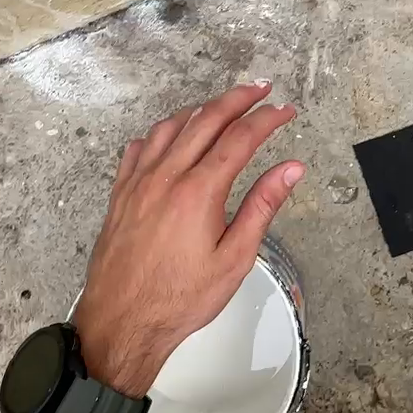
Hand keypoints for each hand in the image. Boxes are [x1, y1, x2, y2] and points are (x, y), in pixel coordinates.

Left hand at [70, 82, 304, 395]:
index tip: (286, 110)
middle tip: (261, 88)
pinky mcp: (120, 193)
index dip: (267, 119)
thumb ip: (263, 206)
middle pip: (206, 119)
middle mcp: (167, 175)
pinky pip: (140, 146)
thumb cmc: (181, 298)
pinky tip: (171, 134)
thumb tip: (291, 168)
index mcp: (199, 191)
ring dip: (201, 109)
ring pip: (171, 126)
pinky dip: (162, 131)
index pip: (240, 138)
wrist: (121, 324)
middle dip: (238, 99)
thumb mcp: (235, 258)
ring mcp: (138, 181)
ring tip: (223, 105)